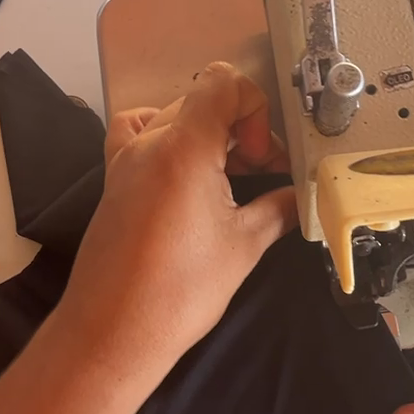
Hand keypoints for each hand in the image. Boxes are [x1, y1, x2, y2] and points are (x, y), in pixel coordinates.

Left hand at [53, 62, 297, 377]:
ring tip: (226, 178)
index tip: (260, 156)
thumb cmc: (180, 290)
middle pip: (203, 101)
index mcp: (183, 147)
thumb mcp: (244, 246)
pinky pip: (138, 135)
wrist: (112, 332)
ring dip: (208, 136)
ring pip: (175, 118)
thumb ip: (278, 209)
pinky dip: (167, 139)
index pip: (222, 82)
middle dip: (240, 129)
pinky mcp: (114, 181)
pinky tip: (184, 173)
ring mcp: (125, 160)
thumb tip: (301, 197)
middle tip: (259, 174)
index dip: (254, 107)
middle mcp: (149, 142)